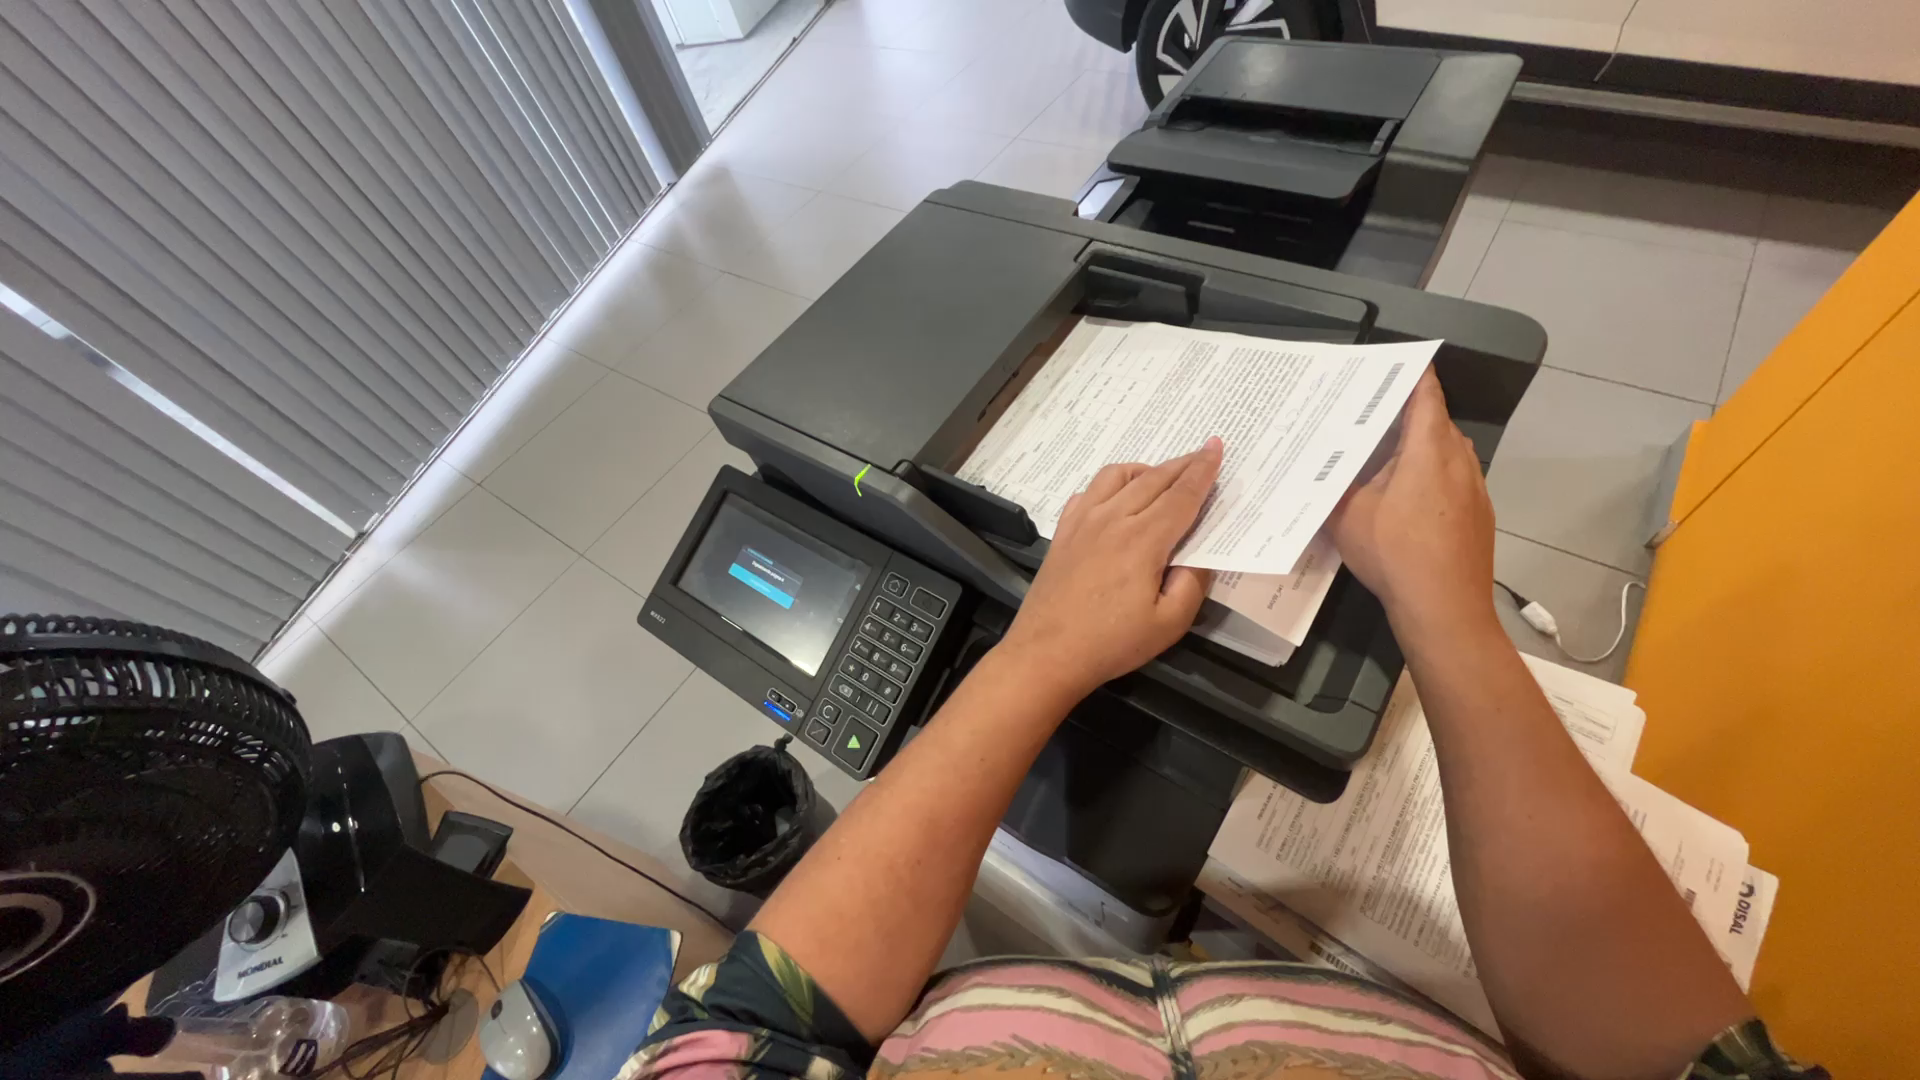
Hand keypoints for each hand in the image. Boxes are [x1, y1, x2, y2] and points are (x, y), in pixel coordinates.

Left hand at [999, 438, 1223, 701]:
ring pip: (1115, 477)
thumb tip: (1199, 554)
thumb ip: (1192, 583)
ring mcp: (1082, 523)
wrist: (1046, 653)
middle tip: (1202, 452)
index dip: (1203, 471)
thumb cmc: (1111, 643)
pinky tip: (1114, 497)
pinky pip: (1087, 493)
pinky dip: (1108, 485)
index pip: (1181, 496)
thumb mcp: (1169, 623)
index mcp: (1143, 539)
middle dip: (1181, 464)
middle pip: (1152, 479)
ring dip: (1144, 469)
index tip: (1217, 447)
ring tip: (1160, 474)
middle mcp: (1112, 519)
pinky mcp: (1062, 533)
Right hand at [1326, 370, 1496, 636]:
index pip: (1425, 397)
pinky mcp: (1478, 516)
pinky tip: (1404, 500)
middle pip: (1436, 424)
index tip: (1395, 363)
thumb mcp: (1346, 515)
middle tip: (1369, 415)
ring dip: (1418, 449)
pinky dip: (1429, 477)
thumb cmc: (1394, 552)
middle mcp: (1459, 462)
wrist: (1444, 608)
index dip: (1412, 375)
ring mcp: (1475, 490)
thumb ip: (1333, 484)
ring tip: (1382, 456)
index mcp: (1428, 451)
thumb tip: (1317, 465)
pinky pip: (1452, 481)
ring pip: (1445, 454)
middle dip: (1406, 416)